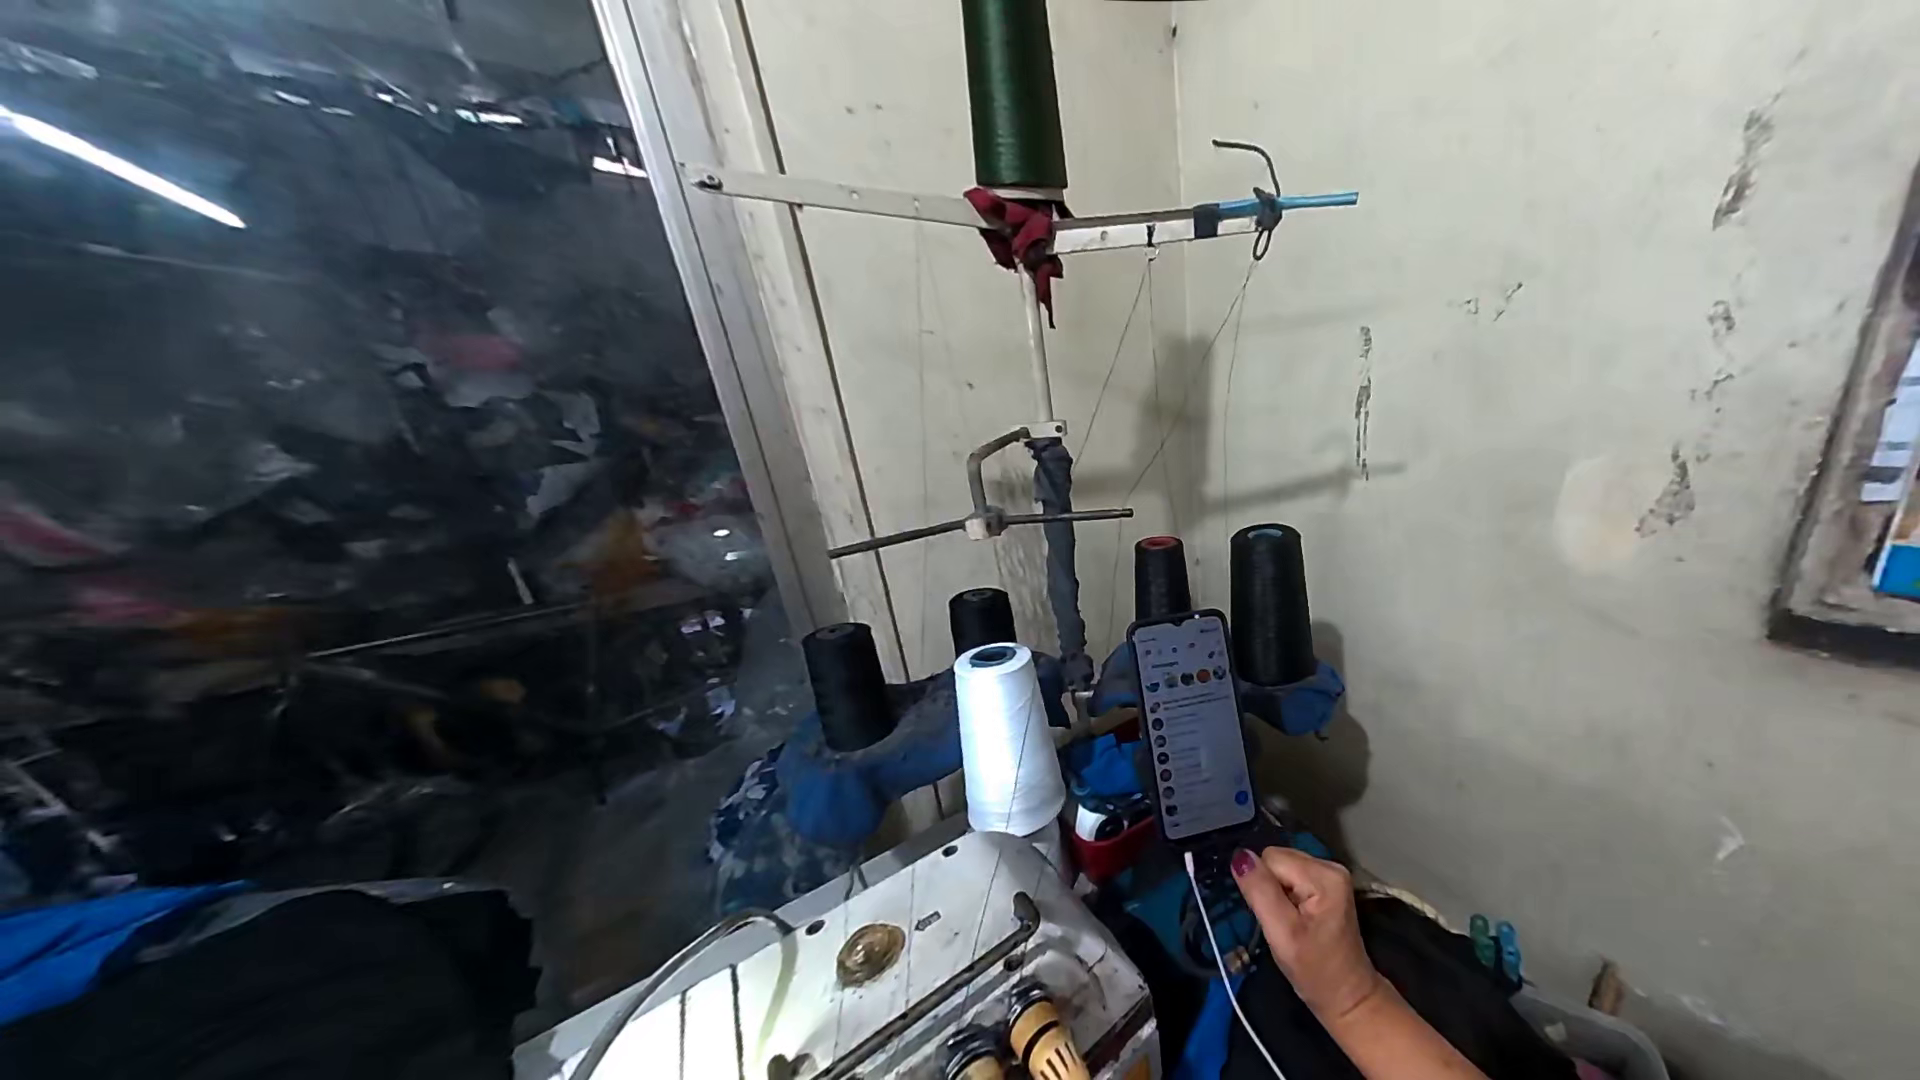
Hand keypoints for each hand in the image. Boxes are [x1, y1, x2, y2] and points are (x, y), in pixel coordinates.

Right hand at [1231, 846, 1385, 1023]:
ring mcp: (1330, 874)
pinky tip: (1297, 916)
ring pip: (1279, 866)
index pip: (1269, 859)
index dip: (1263, 887)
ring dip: (1277, 891)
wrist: (1349, 998)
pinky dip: (1285, 893)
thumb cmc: (1315, 971)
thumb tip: (1240, 855)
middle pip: (1275, 859)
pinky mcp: (1327, 883)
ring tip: (1291, 920)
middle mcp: (1329, 866)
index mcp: (1323, 875)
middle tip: (1283, 920)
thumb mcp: (1281, 933)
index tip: (1277, 917)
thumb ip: (1259, 891)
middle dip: (1270, 887)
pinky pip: (1288, 874)